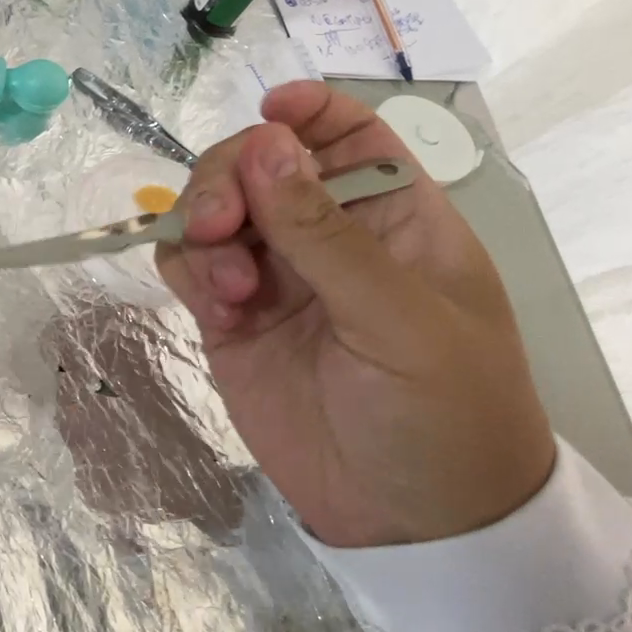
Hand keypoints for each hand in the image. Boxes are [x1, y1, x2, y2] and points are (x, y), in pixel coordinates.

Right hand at [155, 82, 554, 547]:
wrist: (407, 520)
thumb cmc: (444, 411)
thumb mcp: (398, 318)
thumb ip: (325, 233)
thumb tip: (264, 143)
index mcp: (392, 218)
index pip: (348, 136)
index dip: (308, 112)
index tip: (266, 111)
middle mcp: (325, 234)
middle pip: (256, 166)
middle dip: (226, 181)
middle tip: (215, 225)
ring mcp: (271, 274)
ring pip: (210, 211)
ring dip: (201, 232)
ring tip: (225, 291)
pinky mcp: (228, 315)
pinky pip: (188, 264)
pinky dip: (187, 273)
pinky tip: (213, 311)